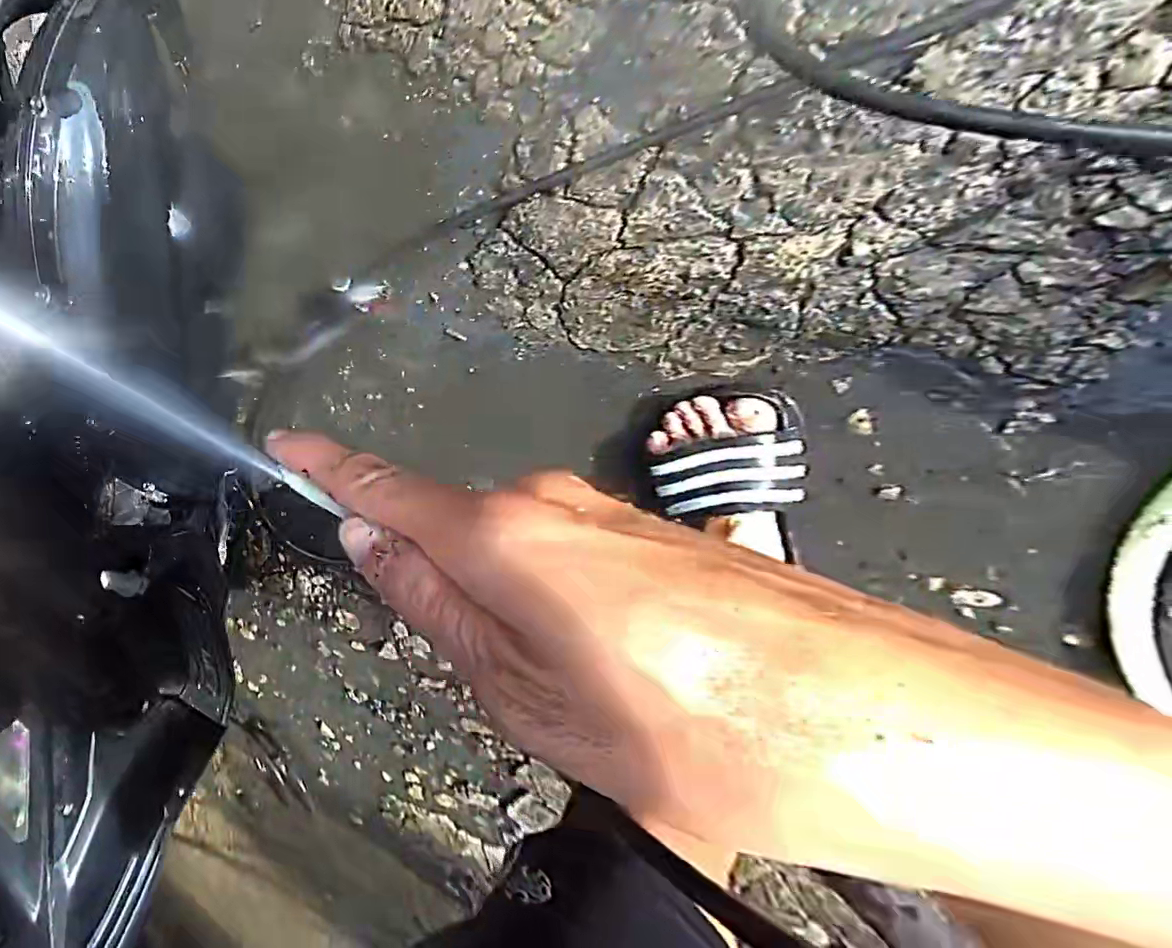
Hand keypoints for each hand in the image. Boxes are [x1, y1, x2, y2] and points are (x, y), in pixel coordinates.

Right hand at [264, 430, 1057, 858]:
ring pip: (504, 542)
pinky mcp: (641, 523)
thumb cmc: (681, 732)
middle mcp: (539, 498)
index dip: (325, 466)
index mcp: (496, 537)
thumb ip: (432, 605)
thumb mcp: (523, 694)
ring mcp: (597, 506)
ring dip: (497, 595)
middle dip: (432, 576)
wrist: (894, 726)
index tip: (281, 444)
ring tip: (564, 683)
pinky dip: (543, 588)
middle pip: (447, 525)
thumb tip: (368, 538)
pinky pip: (554, 545)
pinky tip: (608, 655)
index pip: (383, 487)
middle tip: (478, 667)